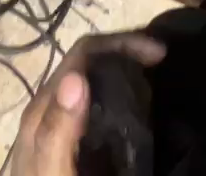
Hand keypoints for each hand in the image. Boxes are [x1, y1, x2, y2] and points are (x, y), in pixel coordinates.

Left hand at [10, 32, 165, 175]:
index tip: (159, 55)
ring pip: (91, 77)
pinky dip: (118, 91)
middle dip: (126, 50)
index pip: (83, 53)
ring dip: (123, 67)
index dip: (121, 43)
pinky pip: (94, 100)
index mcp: (44, 109)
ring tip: (154, 78)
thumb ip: (58, 132)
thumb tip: (77, 76)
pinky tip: (136, 106)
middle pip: (88, 59)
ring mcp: (58, 123)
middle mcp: (49, 107)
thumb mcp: (55, 175)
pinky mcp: (68, 140)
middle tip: (162, 62)